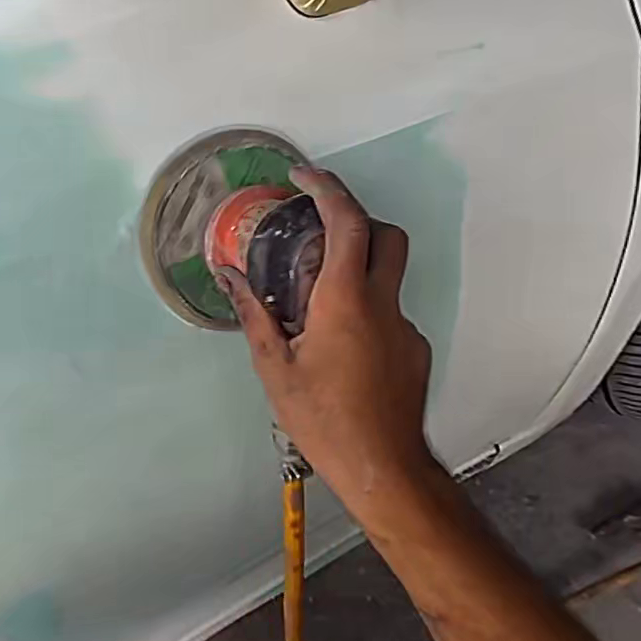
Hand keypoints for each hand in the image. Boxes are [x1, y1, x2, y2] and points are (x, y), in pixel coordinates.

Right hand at [215, 166, 434, 492]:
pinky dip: (358, 306)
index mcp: (344, 303)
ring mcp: (404, 327)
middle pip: (385, 236)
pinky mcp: (412, 348)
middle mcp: (383, 306)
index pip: (348, 226)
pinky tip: (331, 343)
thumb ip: (253, 313)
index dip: (328, 190)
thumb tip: (227, 275)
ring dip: (351, 267)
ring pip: (384, 275)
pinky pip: (384, 310)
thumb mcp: (273, 365)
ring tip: (307, 300)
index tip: (303, 175)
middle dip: (353, 217)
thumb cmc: (320, 416)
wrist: (382, 466)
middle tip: (313, 228)